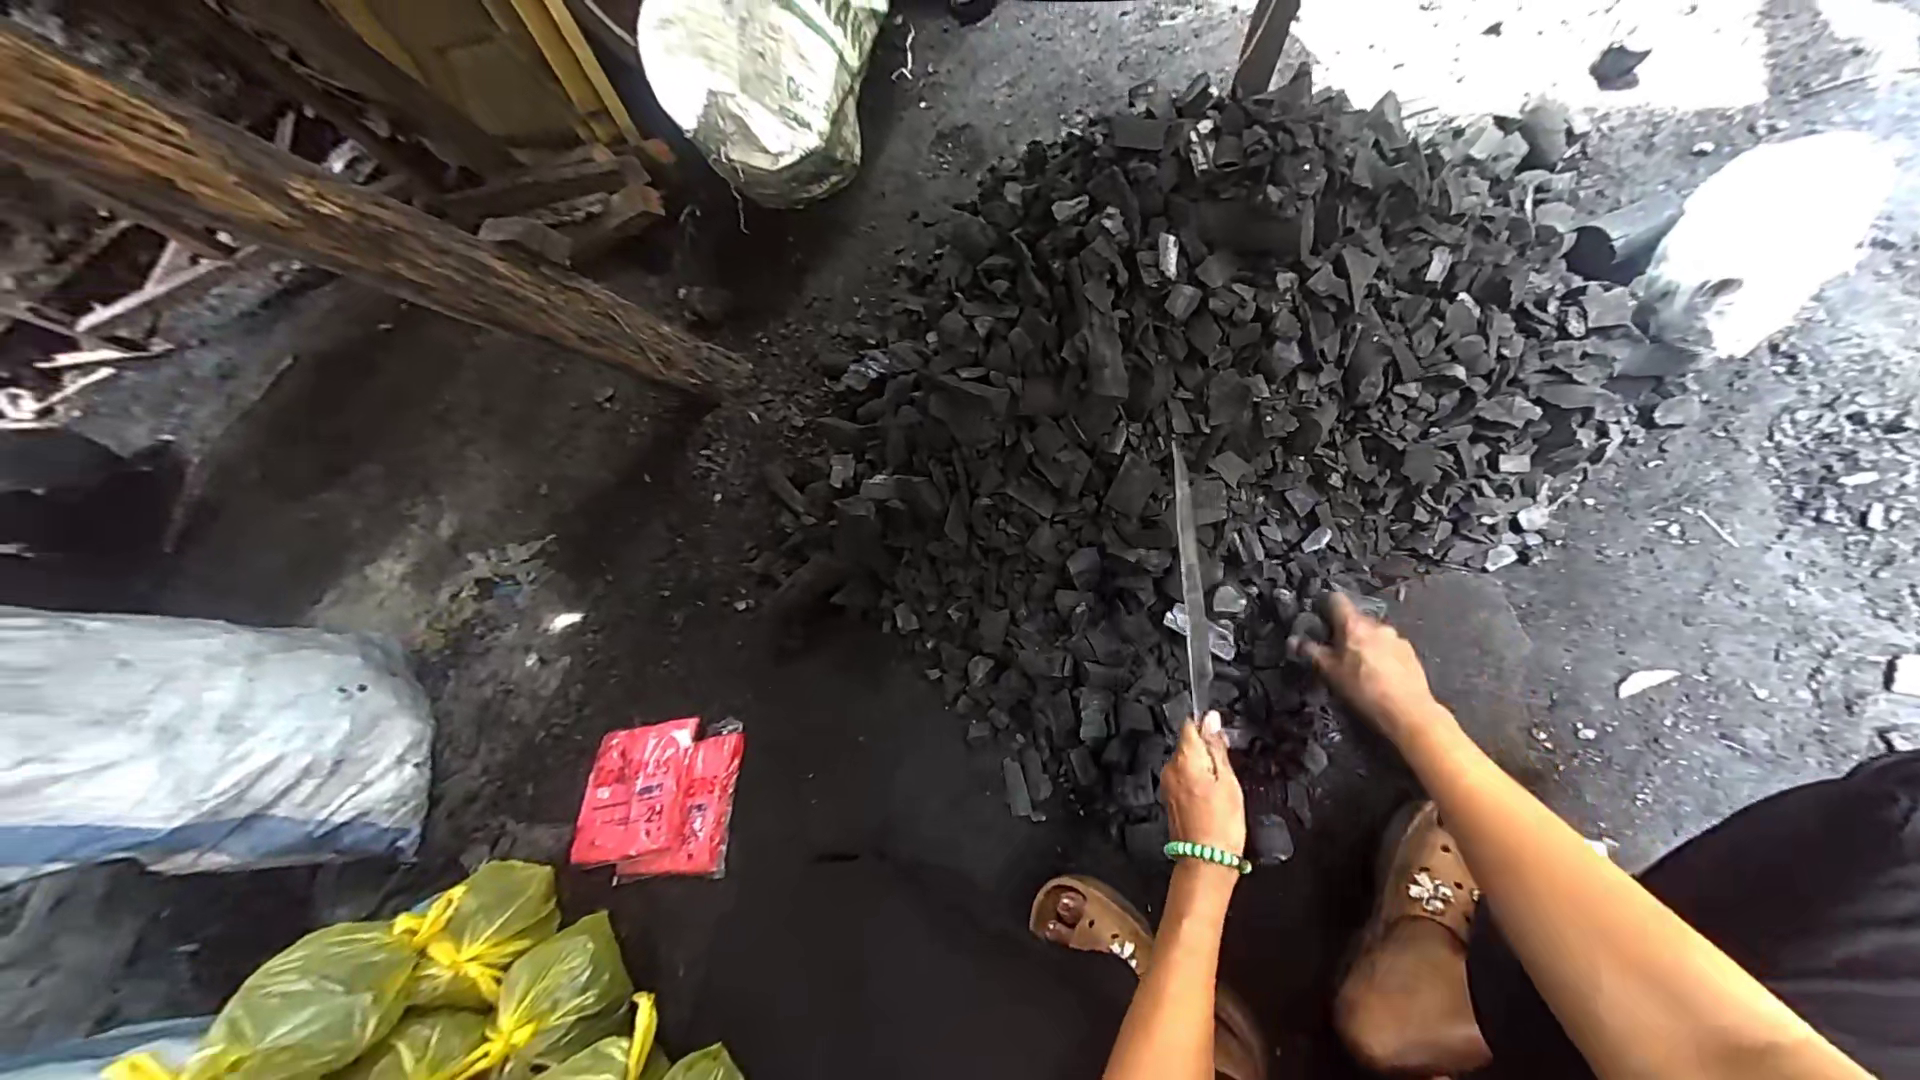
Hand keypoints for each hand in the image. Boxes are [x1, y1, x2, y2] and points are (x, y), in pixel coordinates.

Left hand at [1160, 711, 1246, 856]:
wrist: (1206, 860)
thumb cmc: (1222, 824)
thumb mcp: (1228, 781)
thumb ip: (1217, 748)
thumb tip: (1211, 720)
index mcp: (1184, 758)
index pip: (1189, 725)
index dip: (1207, 727)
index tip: (1221, 737)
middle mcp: (1170, 767)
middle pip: (1187, 744)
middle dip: (1205, 750)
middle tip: (1227, 769)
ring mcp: (1167, 783)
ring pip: (1185, 761)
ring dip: (1201, 767)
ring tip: (1221, 788)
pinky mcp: (1169, 797)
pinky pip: (1182, 778)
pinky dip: (1196, 781)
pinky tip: (1210, 798)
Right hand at [1292, 593, 1448, 745]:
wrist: (1409, 713)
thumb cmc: (1362, 689)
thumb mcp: (1328, 672)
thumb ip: (1310, 652)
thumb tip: (1294, 641)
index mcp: (1353, 625)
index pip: (1336, 599)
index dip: (1324, 606)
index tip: (1318, 620)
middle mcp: (1377, 625)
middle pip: (1355, 619)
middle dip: (1344, 631)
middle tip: (1336, 652)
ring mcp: (1397, 638)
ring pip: (1373, 634)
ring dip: (1364, 644)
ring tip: (1360, 666)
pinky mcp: (1412, 654)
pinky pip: (1389, 647)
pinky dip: (1381, 655)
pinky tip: (1379, 675)